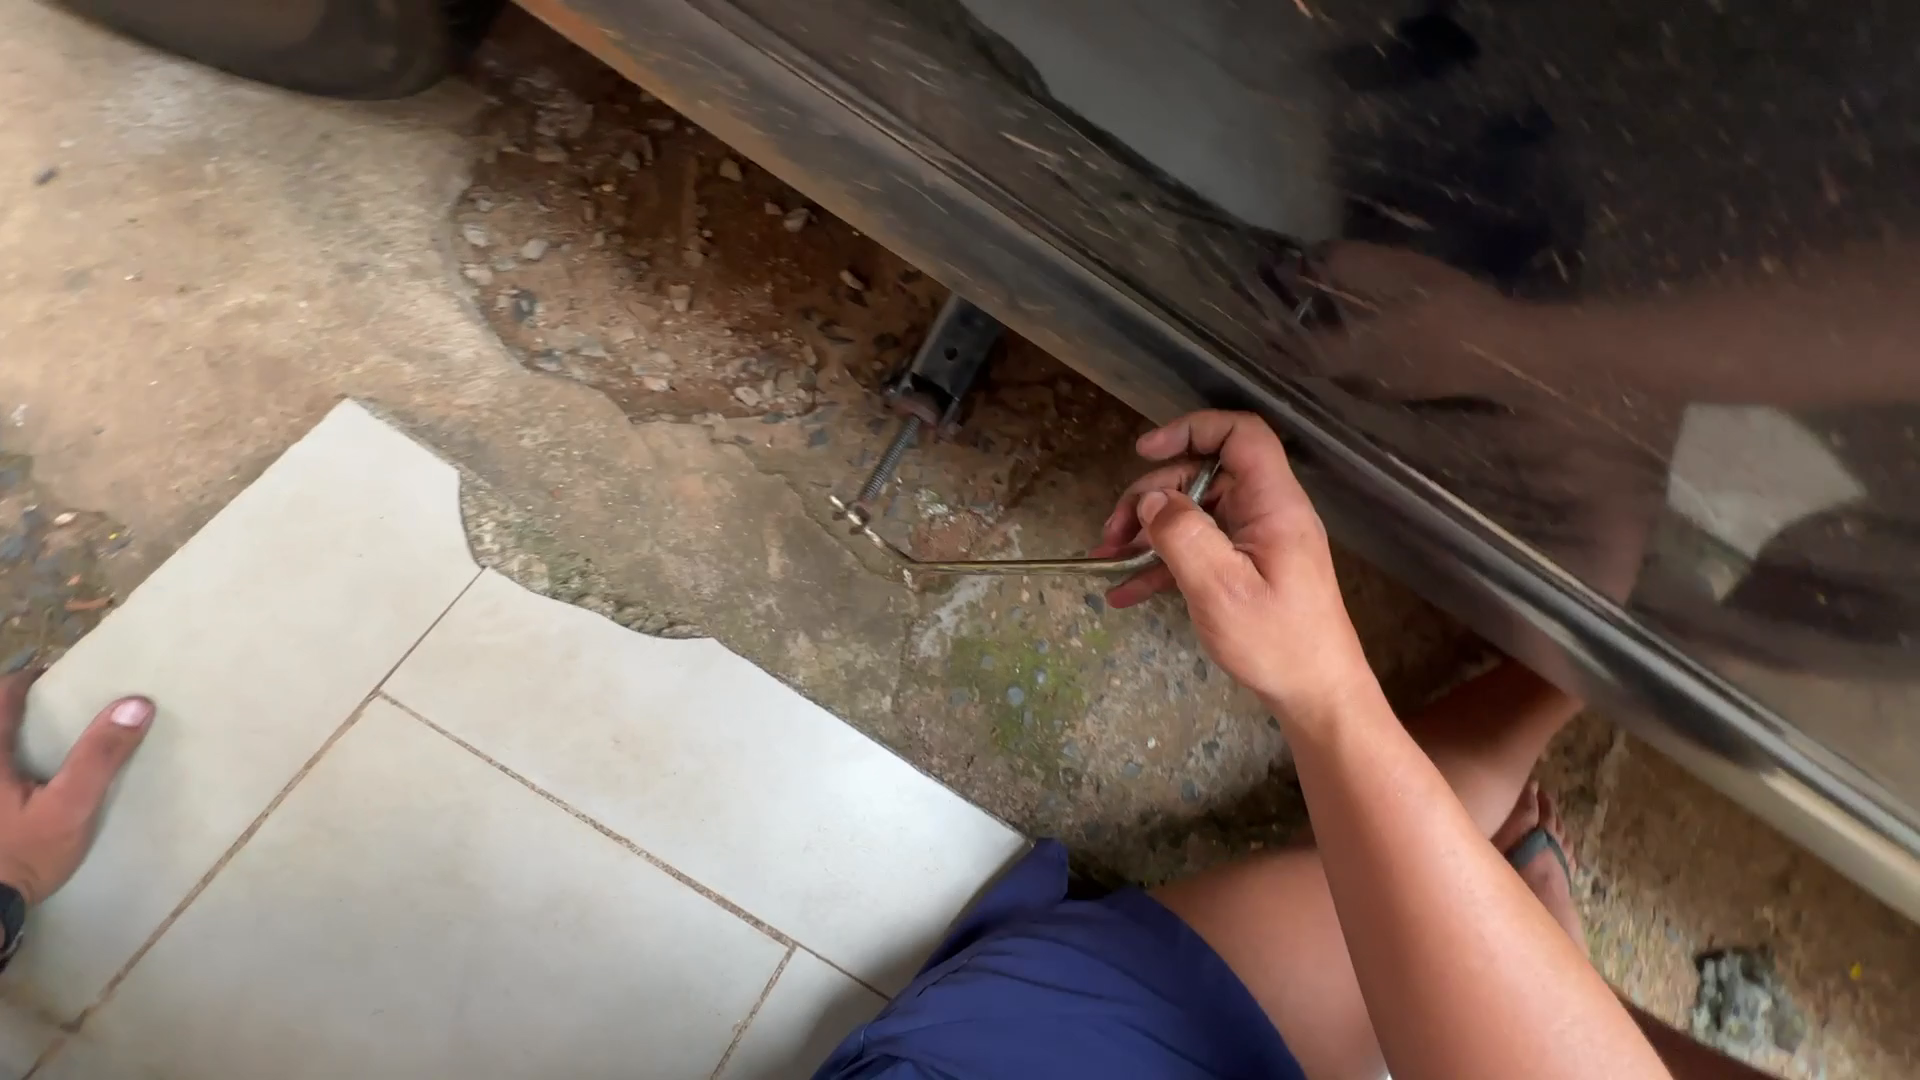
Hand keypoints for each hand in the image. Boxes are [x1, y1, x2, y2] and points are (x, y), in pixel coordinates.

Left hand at [0, 668, 153, 904]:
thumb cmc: (21, 854)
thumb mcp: (71, 805)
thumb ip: (100, 754)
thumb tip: (136, 702)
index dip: (21, 683)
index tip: (49, 674)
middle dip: (8, 711)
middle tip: (42, 704)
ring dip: (6, 739)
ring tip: (30, 738)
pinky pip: (2, 776)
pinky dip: (12, 765)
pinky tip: (24, 779)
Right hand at [1092, 410, 1373, 714]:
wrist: (1315, 695)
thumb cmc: (1276, 640)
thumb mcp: (1221, 588)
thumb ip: (1182, 534)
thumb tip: (1150, 498)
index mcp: (1272, 504)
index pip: (1240, 434)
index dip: (1192, 429)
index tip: (1145, 452)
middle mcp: (1263, 513)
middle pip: (1201, 476)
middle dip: (1149, 498)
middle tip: (1111, 533)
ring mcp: (1252, 542)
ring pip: (1191, 514)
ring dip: (1146, 533)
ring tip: (1107, 559)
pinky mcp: (1242, 568)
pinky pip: (1195, 551)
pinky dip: (1159, 565)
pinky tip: (1125, 592)